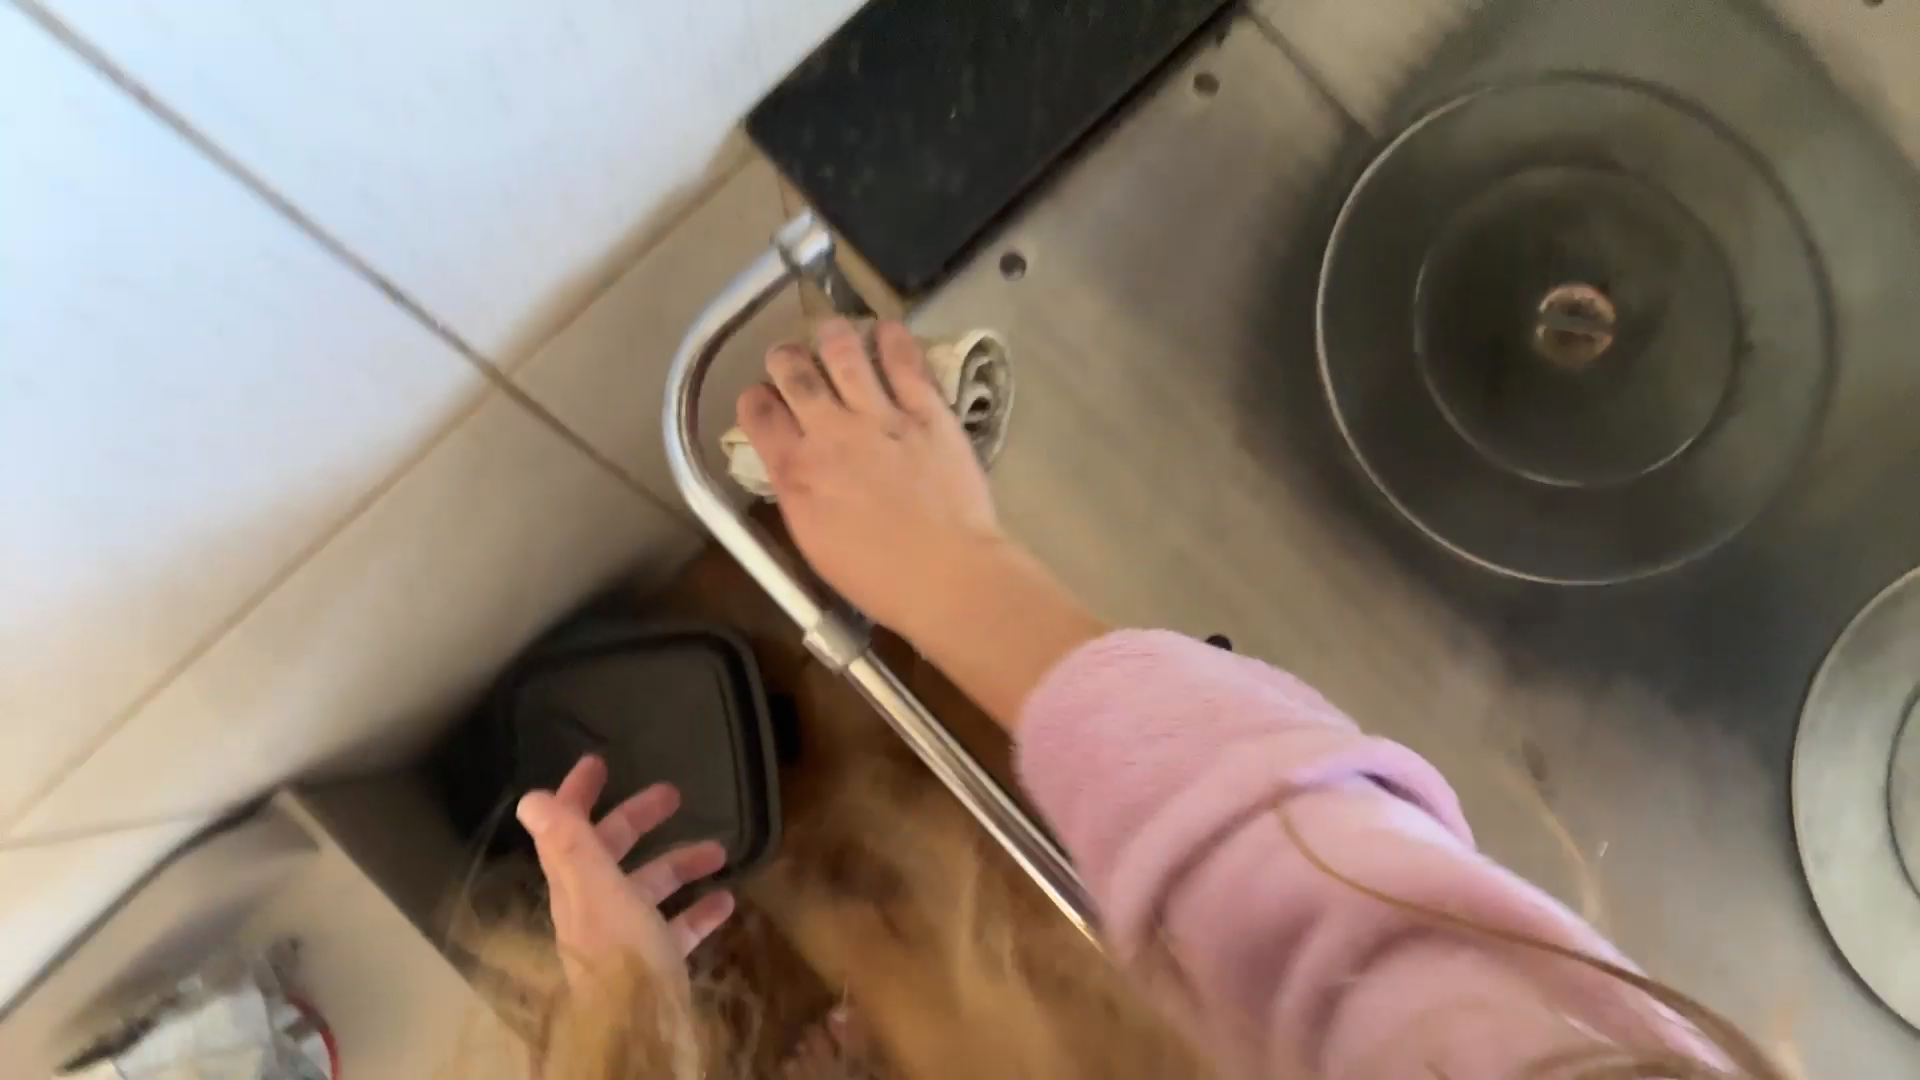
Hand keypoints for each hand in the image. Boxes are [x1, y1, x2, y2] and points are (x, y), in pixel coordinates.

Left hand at [516, 756, 734, 989]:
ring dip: (681, 862)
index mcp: (579, 888)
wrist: (643, 1035)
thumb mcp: (600, 893)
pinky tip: (726, 901)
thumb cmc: (622, 956)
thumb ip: (571, 845)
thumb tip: (531, 798)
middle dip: (640, 819)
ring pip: (652, 887)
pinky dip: (700, 910)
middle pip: (613, 852)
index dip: (578, 795)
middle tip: (674, 793)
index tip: (598, 763)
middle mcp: (598, 908)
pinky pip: (679, 927)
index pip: (568, 831)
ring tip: (719, 850)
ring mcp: (627, 936)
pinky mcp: (655, 962)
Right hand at [735, 318, 1008, 638]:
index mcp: (796, 471)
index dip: (756, 399)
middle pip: (793, 371)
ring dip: (833, 336)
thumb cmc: (878, 578)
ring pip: (843, 351)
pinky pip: (904, 361)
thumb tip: (797, 470)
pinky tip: (889, 331)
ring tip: (834, 333)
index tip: (765, 401)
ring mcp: (880, 415)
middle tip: (793, 361)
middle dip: (786, 358)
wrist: (946, 573)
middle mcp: (830, 432)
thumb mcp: (815, 543)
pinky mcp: (926, 410)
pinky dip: (893, 339)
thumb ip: (801, 495)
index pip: (757, 412)